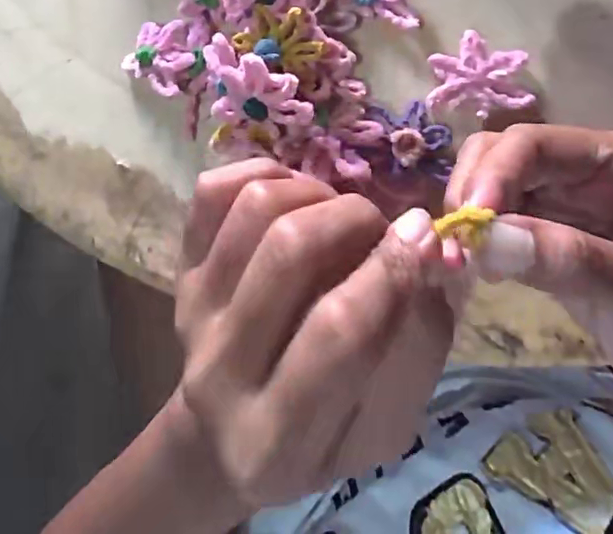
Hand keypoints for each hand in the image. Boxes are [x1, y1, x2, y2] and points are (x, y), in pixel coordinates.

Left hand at [169, 159, 457, 514]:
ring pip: (256, 208)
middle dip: (355, 220)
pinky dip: (267, 173)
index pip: (338, 332)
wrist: (228, 433)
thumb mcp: (388, 417)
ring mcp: (192, 312)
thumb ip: (421, 338)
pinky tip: (298, 196)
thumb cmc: (323, 432)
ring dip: (316, 193)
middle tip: (380, 227)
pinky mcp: (179, 267)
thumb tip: (433, 248)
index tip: (426, 234)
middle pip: (290, 251)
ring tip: (339, 213)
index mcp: (277, 437)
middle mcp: (219, 374)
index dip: (391, 270)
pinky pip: (215, 190)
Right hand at [445, 126, 612, 533]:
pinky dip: (480, 244)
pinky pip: (504, 230)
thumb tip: (482, 238)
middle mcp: (590, 173)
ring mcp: (571, 210)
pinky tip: (466, 268)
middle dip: (474, 189)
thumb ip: (570, 261)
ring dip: (469, 216)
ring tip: (453, 260)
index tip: (466, 220)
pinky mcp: (557, 247)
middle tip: (452, 242)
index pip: (538, 144)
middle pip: (507, 156)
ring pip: (498, 191)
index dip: (496, 172)